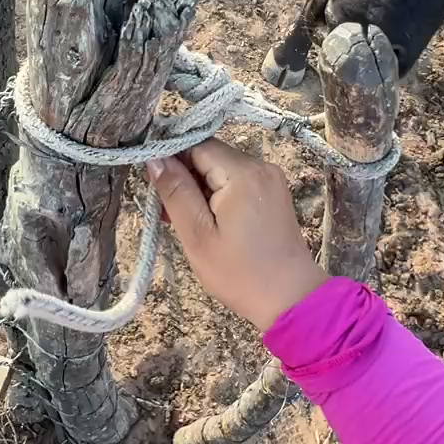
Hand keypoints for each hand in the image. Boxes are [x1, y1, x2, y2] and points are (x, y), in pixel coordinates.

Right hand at [146, 139, 327, 330]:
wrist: (290, 298)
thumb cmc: (240, 273)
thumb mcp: (198, 235)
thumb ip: (175, 192)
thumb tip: (155, 158)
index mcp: (243, 172)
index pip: (197, 144)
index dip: (171, 158)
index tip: (153, 183)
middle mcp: (261, 166)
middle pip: (210, 155)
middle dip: (184, 177)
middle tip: (165, 212)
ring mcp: (270, 178)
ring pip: (221, 168)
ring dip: (199, 188)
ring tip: (183, 221)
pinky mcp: (273, 192)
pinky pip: (236, 181)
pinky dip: (217, 195)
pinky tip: (206, 220)